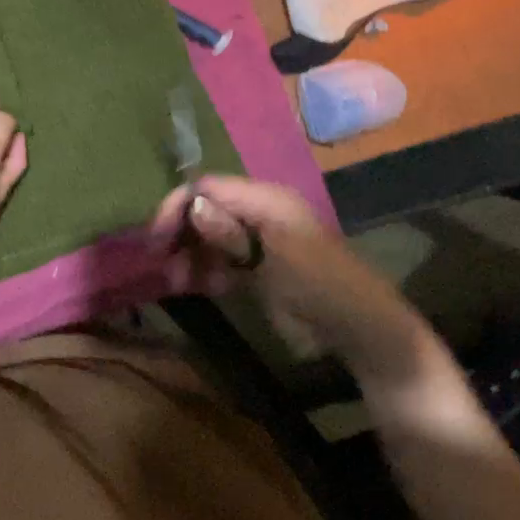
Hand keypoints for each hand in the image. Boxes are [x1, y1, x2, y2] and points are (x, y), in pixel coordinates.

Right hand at [153, 175, 428, 375]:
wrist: (363, 332)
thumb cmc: (321, 289)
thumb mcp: (274, 261)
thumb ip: (232, 234)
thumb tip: (193, 206)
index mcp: (266, 200)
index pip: (206, 187)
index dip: (177, 207)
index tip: (156, 242)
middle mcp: (258, 211)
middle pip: (203, 209)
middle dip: (179, 234)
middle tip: (162, 265)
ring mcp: (258, 238)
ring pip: (206, 235)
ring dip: (188, 255)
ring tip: (179, 283)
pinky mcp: (258, 264)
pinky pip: (218, 257)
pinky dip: (203, 269)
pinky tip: (199, 287)